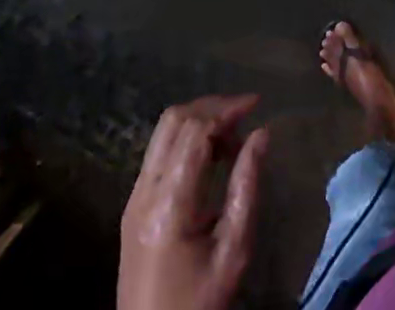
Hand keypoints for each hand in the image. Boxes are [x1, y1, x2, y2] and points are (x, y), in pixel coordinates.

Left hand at [118, 95, 270, 309]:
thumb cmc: (201, 301)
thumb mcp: (234, 249)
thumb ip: (247, 186)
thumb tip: (261, 134)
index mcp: (169, 205)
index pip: (194, 132)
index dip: (226, 109)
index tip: (257, 103)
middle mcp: (144, 192)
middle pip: (173, 120)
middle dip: (212, 107)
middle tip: (245, 116)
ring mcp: (133, 197)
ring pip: (163, 132)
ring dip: (199, 121)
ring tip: (232, 139)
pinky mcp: (133, 204)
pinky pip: (159, 152)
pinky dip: (187, 140)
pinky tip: (212, 156)